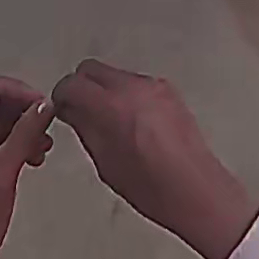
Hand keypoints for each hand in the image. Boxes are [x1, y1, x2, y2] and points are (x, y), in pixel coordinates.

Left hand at [0, 75, 56, 258]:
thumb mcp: (5, 168)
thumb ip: (25, 132)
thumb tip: (45, 103)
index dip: (20, 92)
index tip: (43, 107)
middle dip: (25, 111)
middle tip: (48, 128)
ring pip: (1, 126)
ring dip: (24, 129)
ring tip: (45, 148)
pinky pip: (0, 145)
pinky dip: (18, 146)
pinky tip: (34, 160)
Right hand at [52, 60, 257, 258]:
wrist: (197, 190)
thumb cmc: (151, 187)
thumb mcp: (105, 164)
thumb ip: (85, 128)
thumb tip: (71, 110)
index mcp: (111, 107)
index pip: (72, 83)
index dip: (62, 95)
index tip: (62, 107)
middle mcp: (131, 87)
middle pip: (91, 68)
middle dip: (81, 85)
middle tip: (81, 109)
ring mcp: (151, 85)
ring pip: (114, 74)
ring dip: (105, 90)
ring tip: (111, 120)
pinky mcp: (167, 89)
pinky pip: (136, 83)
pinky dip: (127, 94)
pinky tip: (134, 122)